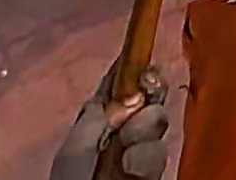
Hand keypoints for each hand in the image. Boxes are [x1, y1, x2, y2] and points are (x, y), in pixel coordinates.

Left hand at [50, 65, 169, 179]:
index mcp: (99, 116)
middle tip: (140, 102)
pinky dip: (148, 157)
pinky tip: (132, 169)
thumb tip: (132, 98)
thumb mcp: (73, 149)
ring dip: (146, 128)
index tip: (142, 67)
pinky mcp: (151, 172)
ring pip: (159, 118)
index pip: (122, 79)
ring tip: (128, 152)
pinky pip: (162, 151)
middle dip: (150, 92)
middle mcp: (122, 127)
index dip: (134, 67)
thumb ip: (99, 116)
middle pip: (150, 91)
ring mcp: (138, 150)